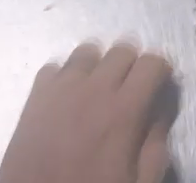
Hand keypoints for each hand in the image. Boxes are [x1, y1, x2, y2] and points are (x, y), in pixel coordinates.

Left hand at [0, 42, 175, 182]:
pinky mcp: (34, 100)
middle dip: (132, 65)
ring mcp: (60, 91)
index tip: (158, 86)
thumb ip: (156, 146)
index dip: (160, 71)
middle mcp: (93, 90)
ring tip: (97, 89)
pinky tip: (67, 99)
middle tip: (130, 90)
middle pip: (122, 50)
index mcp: (123, 112)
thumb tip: (161, 110)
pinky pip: (53, 68)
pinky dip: (64, 77)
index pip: (151, 62)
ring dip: (98, 65)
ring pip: (87, 52)